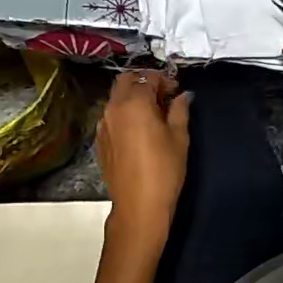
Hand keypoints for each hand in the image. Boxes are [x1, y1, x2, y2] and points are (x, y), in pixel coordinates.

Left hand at [99, 69, 192, 237]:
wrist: (139, 205)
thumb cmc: (164, 170)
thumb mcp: (179, 137)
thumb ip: (180, 110)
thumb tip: (183, 96)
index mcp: (135, 103)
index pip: (148, 78)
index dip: (165, 80)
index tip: (176, 90)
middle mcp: (114, 108)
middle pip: (125, 81)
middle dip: (144, 82)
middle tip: (162, 97)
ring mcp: (103, 125)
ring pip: (115, 99)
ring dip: (132, 98)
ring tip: (151, 114)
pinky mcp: (100, 141)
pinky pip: (110, 117)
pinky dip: (123, 114)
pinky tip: (138, 131)